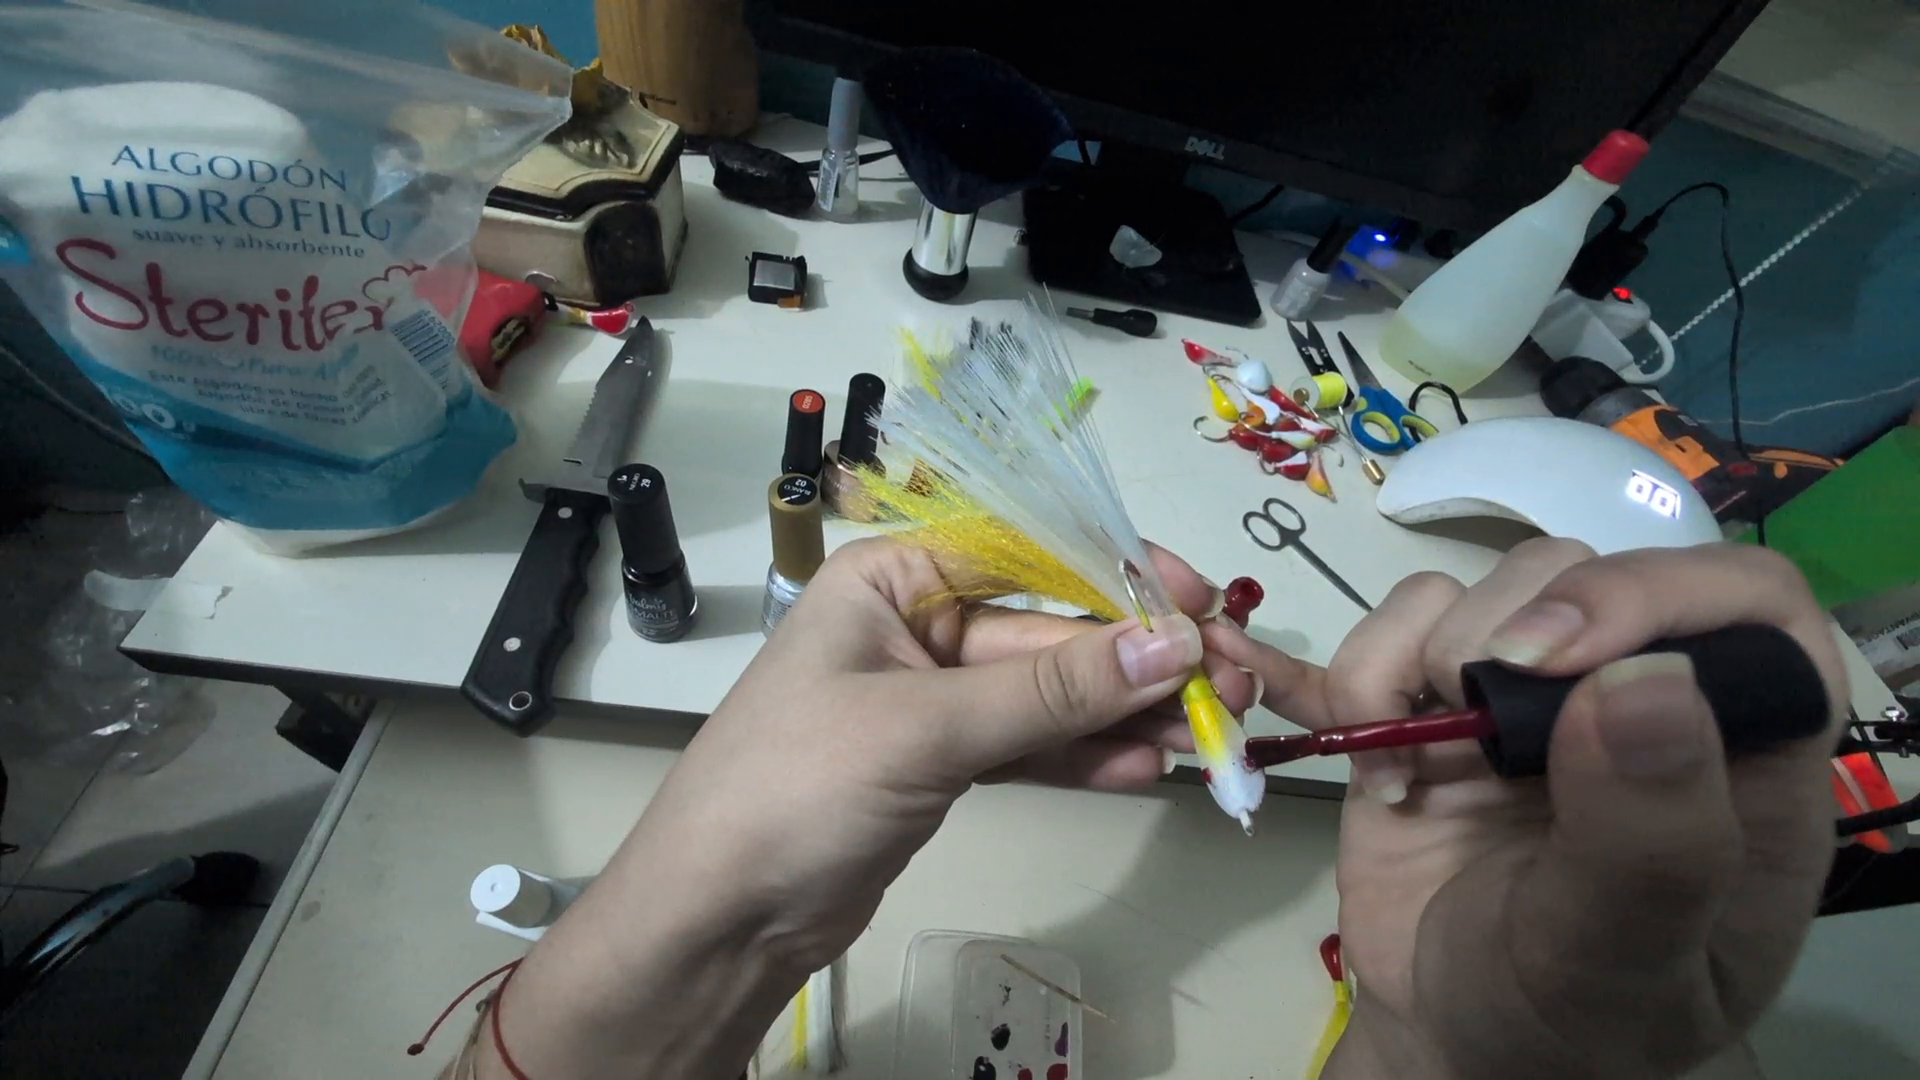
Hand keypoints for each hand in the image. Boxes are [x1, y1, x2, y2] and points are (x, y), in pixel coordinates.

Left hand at [486, 537, 1251, 1078]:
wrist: (718, 920)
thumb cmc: (799, 785)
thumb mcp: (925, 726)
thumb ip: (1050, 691)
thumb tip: (1169, 644)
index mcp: (891, 579)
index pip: (1021, 554)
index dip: (1113, 573)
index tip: (1195, 599)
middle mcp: (914, 624)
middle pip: (1044, 633)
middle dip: (1131, 660)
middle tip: (1224, 682)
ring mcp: (932, 697)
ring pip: (1043, 694)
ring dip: (1120, 713)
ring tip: (1205, 731)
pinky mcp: (943, 760)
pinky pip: (1026, 746)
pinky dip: (1080, 758)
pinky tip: (1143, 769)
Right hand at [1207, 539, 1847, 1079]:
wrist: (1439, 1026)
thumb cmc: (1562, 1015)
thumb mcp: (1622, 957)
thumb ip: (1653, 835)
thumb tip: (1643, 679)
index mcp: (1729, 751)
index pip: (1735, 601)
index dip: (1646, 595)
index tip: (1547, 660)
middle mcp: (1612, 699)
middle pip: (1562, 570)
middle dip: (1493, 634)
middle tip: (1463, 725)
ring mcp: (1499, 698)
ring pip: (1448, 593)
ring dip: (1398, 662)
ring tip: (1401, 762)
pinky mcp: (1411, 704)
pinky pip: (1372, 635)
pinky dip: (1346, 681)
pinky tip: (1365, 759)